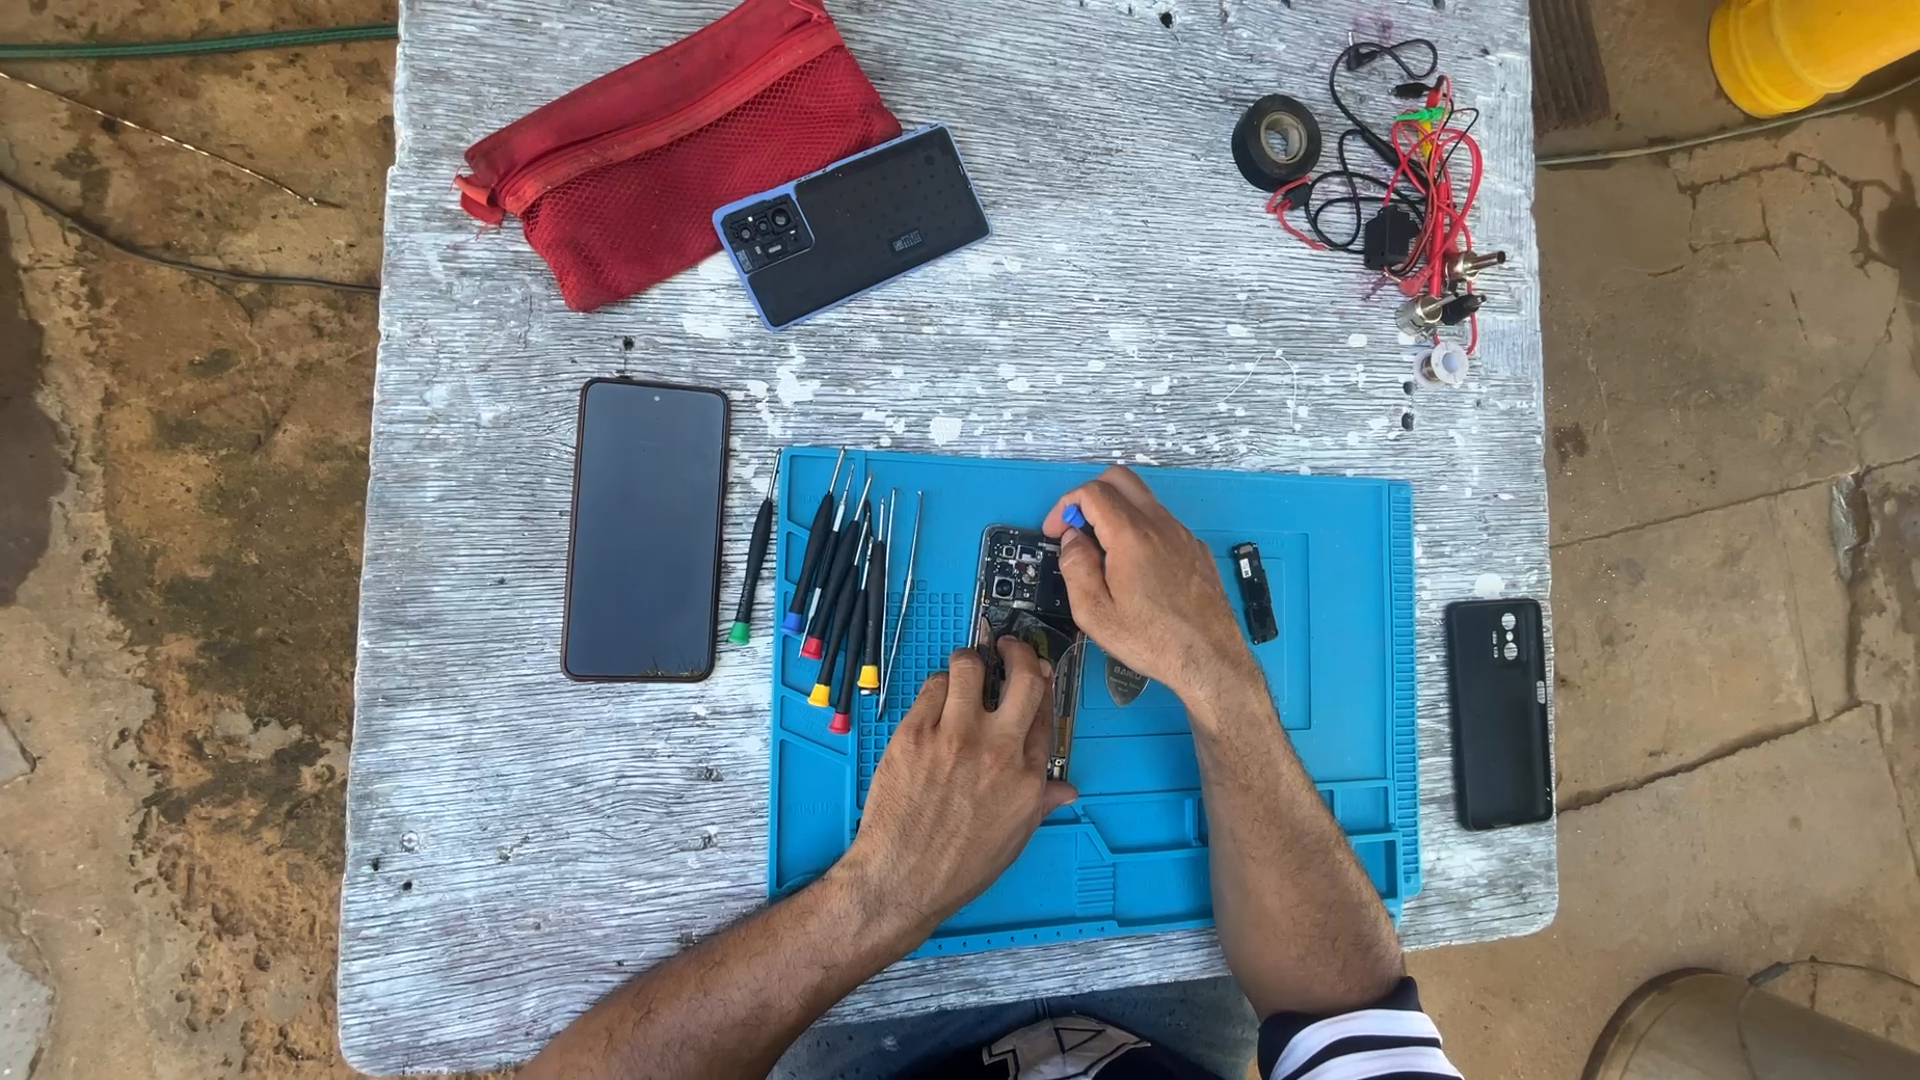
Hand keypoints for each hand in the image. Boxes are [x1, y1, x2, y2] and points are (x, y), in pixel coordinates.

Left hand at [835, 639, 1078, 936]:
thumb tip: (1068, 789)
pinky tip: (934, 703)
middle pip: (1022, 676)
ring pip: (969, 667)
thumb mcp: (1015, 839)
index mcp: (1027, 776)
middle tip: (1007, 646)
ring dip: (968, 663)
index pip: (1045, 710)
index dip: (1041, 682)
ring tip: (963, 672)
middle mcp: (997, 749)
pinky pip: (931, 687)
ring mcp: (955, 737)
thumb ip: (1041, 803)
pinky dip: (936, 688)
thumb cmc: (959, 867)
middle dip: (1017, 651)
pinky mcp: (916, 733)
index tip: (1036, 671)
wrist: (901, 879)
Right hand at [1042, 466, 1255, 701]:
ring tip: (1102, 552)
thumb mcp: (1094, 612)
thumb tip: (1072, 540)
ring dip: (1115, 510)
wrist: (1209, 660)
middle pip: (1120, 478)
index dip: (1064, 506)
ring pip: (1143, 499)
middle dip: (1089, 494)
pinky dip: (1138, 528)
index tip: (1056, 531)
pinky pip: (1161, 522)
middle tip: (1076, 528)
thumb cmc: (1152, 641)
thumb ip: (1075, 567)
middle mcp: (1160, 525)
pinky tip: (1133, 566)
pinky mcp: (1195, 549)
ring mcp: (1182, 535)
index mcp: (1131, 536)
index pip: (1091, 493)